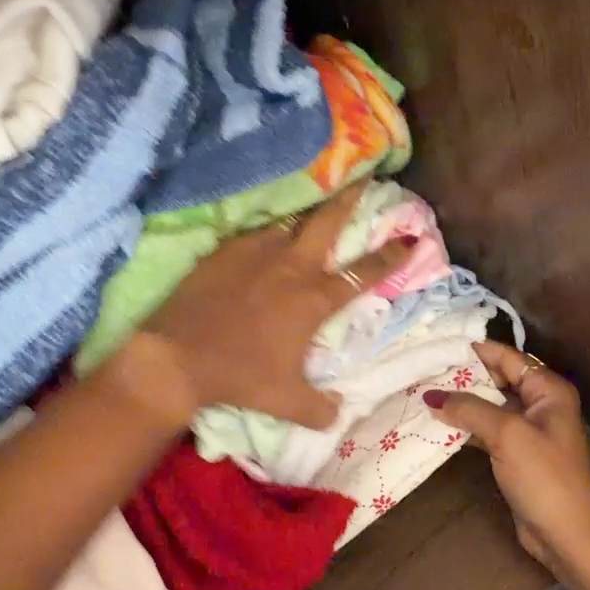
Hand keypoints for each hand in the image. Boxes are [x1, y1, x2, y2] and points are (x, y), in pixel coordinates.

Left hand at [121, 181, 416, 428]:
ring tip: (314, 203)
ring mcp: (255, 252)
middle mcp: (291, 266)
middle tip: (364, 177)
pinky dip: (268, 230)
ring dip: (307, 212)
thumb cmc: (239, 377)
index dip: (392, 256)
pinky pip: (255, 231)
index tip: (412, 239)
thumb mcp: (286, 402)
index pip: (364, 273)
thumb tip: (338, 412)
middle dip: (350, 198)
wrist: (177, 358)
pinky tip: (265, 236)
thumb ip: (320, 409)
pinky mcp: (224, 250)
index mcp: (313, 299)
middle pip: (328, 221)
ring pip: (290, 220)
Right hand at [422, 341, 589, 569]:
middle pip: (498, 379)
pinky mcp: (517, 454)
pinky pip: (488, 430)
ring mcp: (529, 430)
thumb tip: (431, 396)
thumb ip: (469, 409)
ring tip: (424, 394)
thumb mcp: (506, 435)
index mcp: (548, 390)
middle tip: (424, 371)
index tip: (438, 346)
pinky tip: (438, 425)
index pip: (508, 357)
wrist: (565, 534)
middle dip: (464, 376)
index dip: (475, 350)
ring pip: (490, 405)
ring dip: (461, 402)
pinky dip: (466, 427)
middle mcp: (541, 404)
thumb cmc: (544, 477)